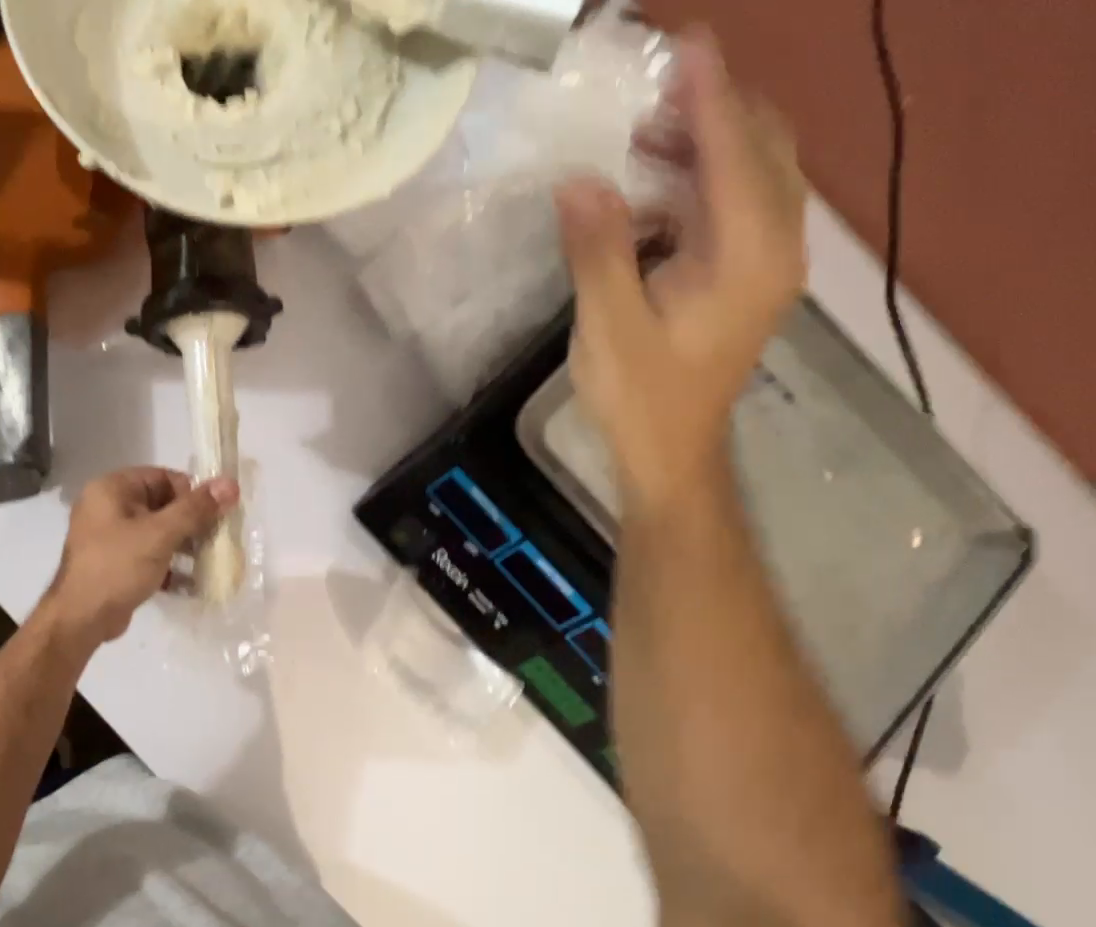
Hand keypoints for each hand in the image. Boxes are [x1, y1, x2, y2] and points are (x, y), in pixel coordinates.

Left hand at [40, 467, 239, 646]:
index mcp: (112, 488)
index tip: (215, 516)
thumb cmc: (118, 566)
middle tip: (217, 540)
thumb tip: (230, 484)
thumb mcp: (160, 534)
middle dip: (191, 524)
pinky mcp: (114, 564)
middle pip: (162, 505)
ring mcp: (109, 537)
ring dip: (184, 547)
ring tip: (210, 562)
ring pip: (156, 533)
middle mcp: (107, 507)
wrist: (81, 618)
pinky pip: (148, 555)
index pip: (163, 477)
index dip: (191, 494)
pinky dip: (168, 566)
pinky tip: (192, 583)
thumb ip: (196, 509)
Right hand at [555, 29, 807, 513]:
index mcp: (748, 257)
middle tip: (655, 85)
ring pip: (756, 173)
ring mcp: (766, 261)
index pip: (736, 154)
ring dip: (708, 141)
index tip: (685, 46)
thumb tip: (578, 180)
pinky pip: (737, 203)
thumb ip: (598, 251)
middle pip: (764, 149)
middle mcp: (774, 247)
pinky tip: (650, 187)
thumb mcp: (608, 327)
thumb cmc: (640, 398)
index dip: (711, 96)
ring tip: (645, 128)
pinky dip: (701, 178)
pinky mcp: (746, 275)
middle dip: (717, 107)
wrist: (671, 454)